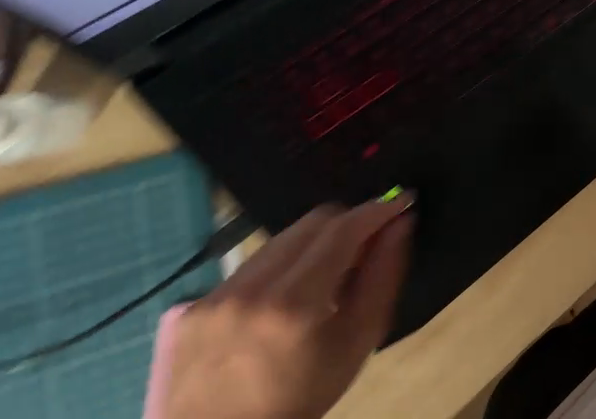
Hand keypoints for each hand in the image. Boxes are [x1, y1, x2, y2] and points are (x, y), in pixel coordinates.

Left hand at [162, 197, 413, 418]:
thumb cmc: (303, 394)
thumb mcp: (359, 340)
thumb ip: (384, 275)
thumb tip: (400, 223)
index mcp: (294, 302)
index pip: (343, 229)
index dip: (378, 209)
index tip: (403, 201)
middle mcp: (250, 290)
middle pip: (311, 222)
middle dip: (348, 222)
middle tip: (370, 238)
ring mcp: (214, 297)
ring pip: (280, 240)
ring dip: (314, 243)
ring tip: (329, 270)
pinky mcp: (192, 308)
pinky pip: (250, 266)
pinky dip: (280, 267)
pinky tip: (287, 296)